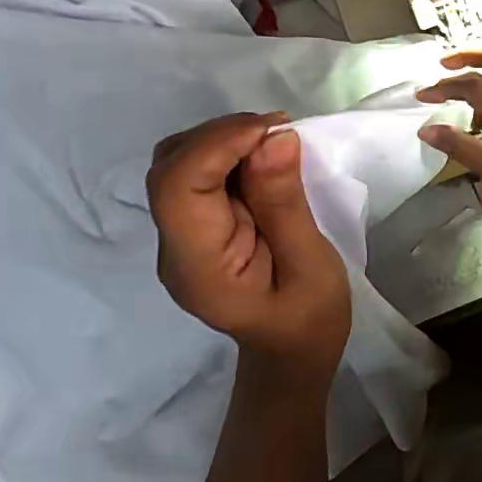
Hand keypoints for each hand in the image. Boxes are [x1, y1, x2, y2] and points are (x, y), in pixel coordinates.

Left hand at [147, 113, 351, 372]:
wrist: (293, 352)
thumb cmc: (308, 320)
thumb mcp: (312, 266)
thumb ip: (286, 204)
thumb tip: (274, 137)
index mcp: (198, 266)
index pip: (178, 187)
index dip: (217, 144)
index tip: (273, 129)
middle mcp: (175, 246)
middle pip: (169, 167)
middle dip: (221, 135)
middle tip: (279, 130)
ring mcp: (180, 236)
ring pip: (178, 162)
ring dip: (224, 138)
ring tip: (274, 139)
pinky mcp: (195, 225)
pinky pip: (197, 172)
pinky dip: (229, 150)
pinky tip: (264, 154)